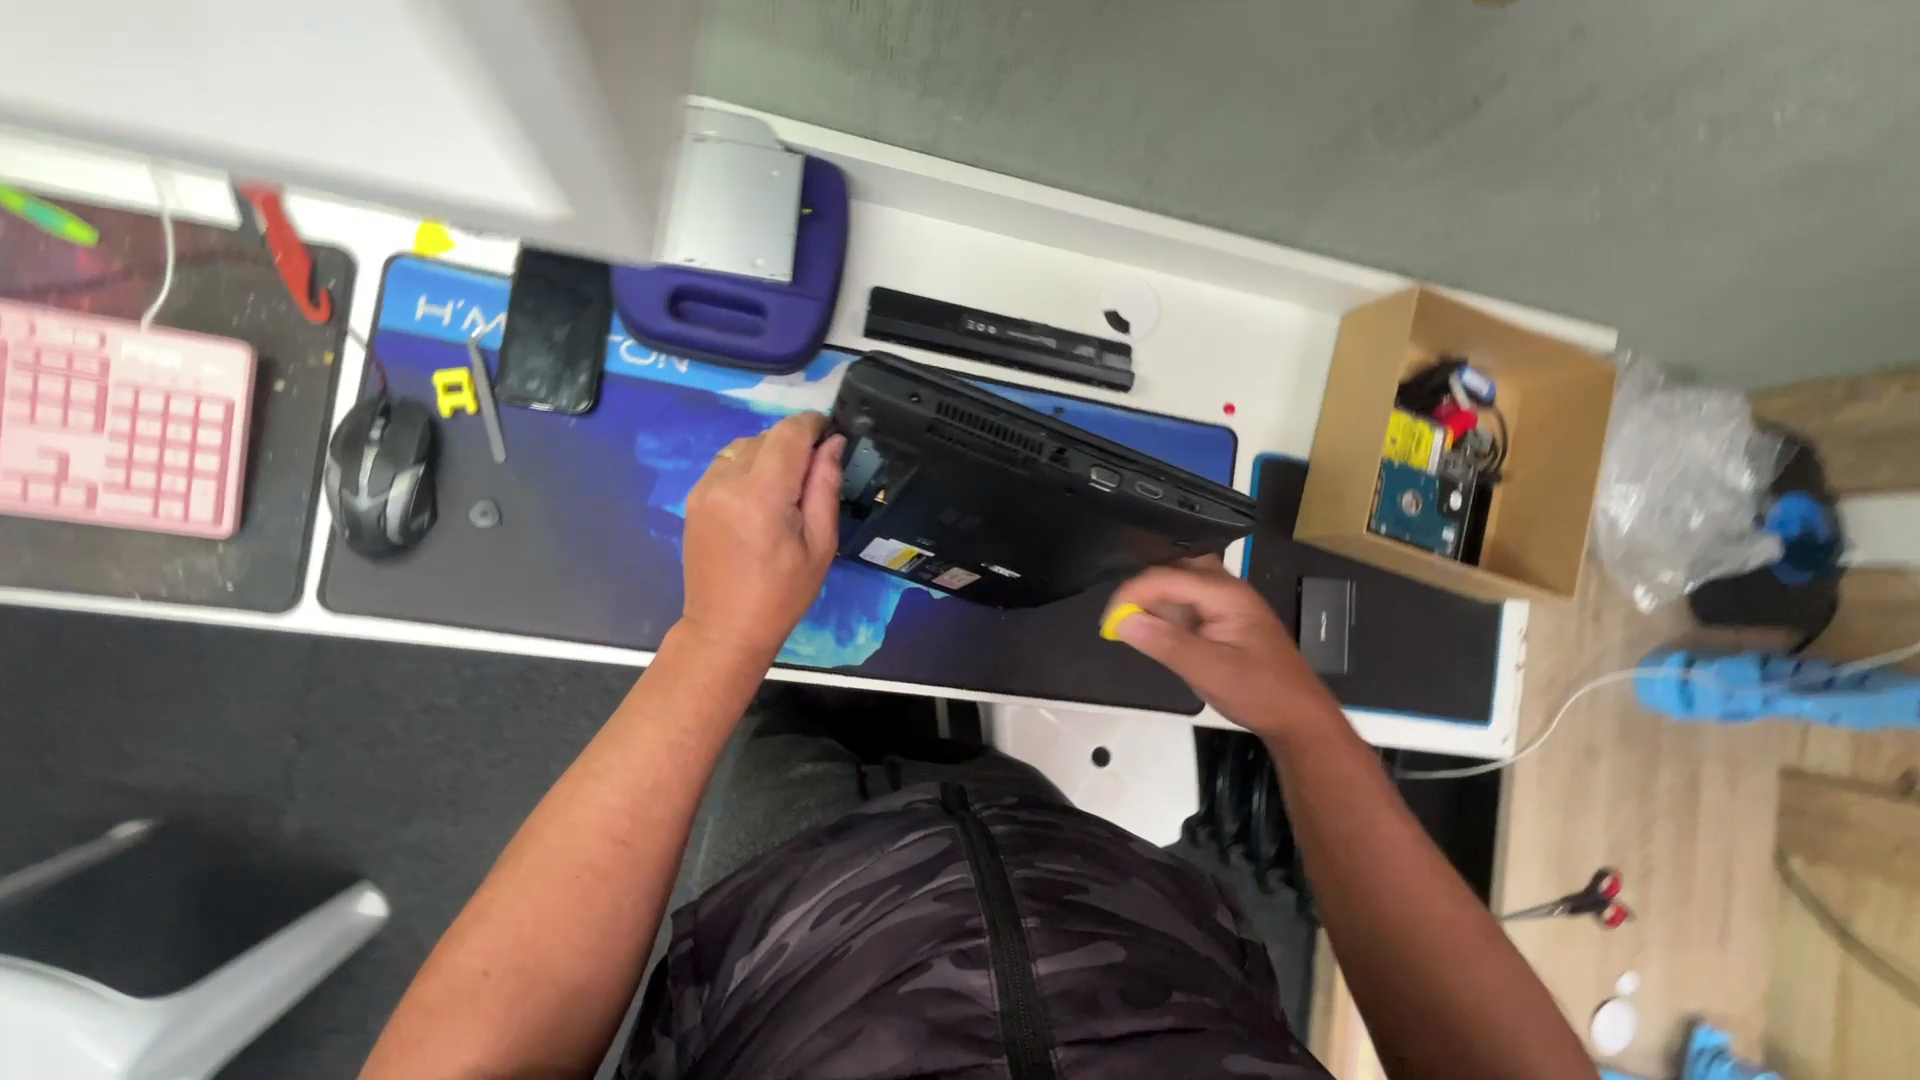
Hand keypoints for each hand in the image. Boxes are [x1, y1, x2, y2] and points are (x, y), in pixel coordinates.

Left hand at [679, 412, 844, 664]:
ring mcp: (704, 487)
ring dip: (770, 454)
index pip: (789, 433)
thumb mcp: (820, 544)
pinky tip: (761, 497)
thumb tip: (833, 444)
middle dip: (795, 444)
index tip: (832, 434)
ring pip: (745, 445)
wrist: (724, 627)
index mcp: (762, 494)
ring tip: (787, 488)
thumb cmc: (782, 594)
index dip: (814, 425)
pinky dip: (748, 467)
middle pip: (767, 436)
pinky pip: (727, 463)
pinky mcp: (694, 497)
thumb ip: (825, 486)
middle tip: (815, 474)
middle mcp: (727, 481)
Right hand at [1103, 557, 1343, 743]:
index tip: (1109, 621)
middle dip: (1142, 585)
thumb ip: (1164, 642)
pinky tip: (1153, 629)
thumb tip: (1121, 620)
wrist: (1299, 718)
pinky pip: (1188, 602)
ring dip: (1153, 598)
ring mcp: (1226, 604)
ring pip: (1180, 583)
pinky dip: (1165, 612)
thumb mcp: (1209, 670)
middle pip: (1175, 567)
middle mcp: (1226, 589)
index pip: (1167, 576)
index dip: (1132, 594)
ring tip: (1128, 620)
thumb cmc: (1259, 693)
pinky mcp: (1224, 620)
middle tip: (1117, 611)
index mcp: (1225, 593)